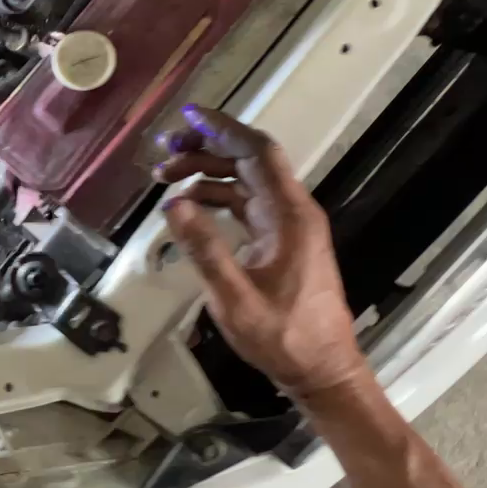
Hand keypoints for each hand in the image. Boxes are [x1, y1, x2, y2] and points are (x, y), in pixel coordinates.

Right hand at [155, 106, 369, 397]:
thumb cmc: (282, 336)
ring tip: (164, 178)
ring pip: (243, 180)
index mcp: (289, 215)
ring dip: (205, 172)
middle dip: (205, 147)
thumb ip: (204, 249)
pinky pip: (244, 202)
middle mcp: (291, 210)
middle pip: (248, 159)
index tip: (187, 116)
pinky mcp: (279, 240)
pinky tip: (188, 206)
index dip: (223, 128)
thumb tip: (172, 204)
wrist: (323, 370)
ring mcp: (286, 225)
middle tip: (164, 152)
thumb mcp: (235, 297)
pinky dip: (214, 196)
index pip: (257, 152)